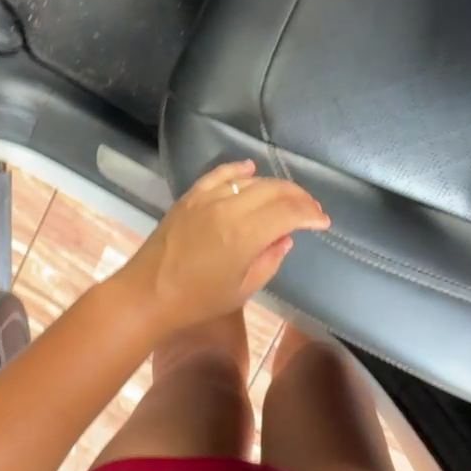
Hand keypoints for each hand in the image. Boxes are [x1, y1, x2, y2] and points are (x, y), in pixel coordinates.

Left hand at [111, 161, 329, 336]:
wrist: (148, 293)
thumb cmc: (197, 300)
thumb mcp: (242, 289)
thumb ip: (269, 260)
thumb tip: (285, 238)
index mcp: (245, 234)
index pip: (288, 213)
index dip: (310, 214)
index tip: (322, 221)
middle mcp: (228, 208)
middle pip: (273, 190)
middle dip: (298, 196)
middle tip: (312, 208)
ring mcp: (207, 198)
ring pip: (249, 181)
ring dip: (273, 186)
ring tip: (288, 196)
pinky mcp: (190, 196)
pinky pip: (219, 175)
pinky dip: (238, 170)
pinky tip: (250, 169)